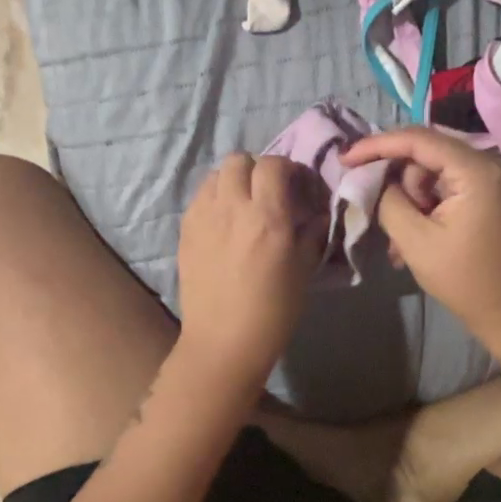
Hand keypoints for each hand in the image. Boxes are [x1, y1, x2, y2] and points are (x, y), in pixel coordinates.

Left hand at [176, 154, 326, 380]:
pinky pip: (200, 197)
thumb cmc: (273, 310)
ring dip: (234, 181)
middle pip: (240, 160)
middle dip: (259, 170)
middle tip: (270, 193)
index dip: (291, 170)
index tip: (300, 188)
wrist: (224, 341)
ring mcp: (203, 216)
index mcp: (267, 216)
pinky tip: (224, 222)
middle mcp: (231, 207)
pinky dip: (215, 199)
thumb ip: (311, 232)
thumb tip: (315, 212)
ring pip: (216, 174)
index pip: (275, 165)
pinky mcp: (185, 230)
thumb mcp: (304, 269)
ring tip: (244, 204)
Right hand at [342, 128, 500, 337]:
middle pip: (427, 153)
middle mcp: (490, 164)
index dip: (377, 145)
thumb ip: (388, 200)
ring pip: (433, 170)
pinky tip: (414, 234)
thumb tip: (373, 179)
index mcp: (476, 170)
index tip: (345, 158)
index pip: (419, 140)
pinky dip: (426, 204)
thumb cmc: (462, 278)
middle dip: (398, 181)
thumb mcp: (414, 240)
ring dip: (411, 198)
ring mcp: (493, 178)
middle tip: (380, 211)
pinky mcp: (490, 193)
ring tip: (400, 239)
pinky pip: (447, 185)